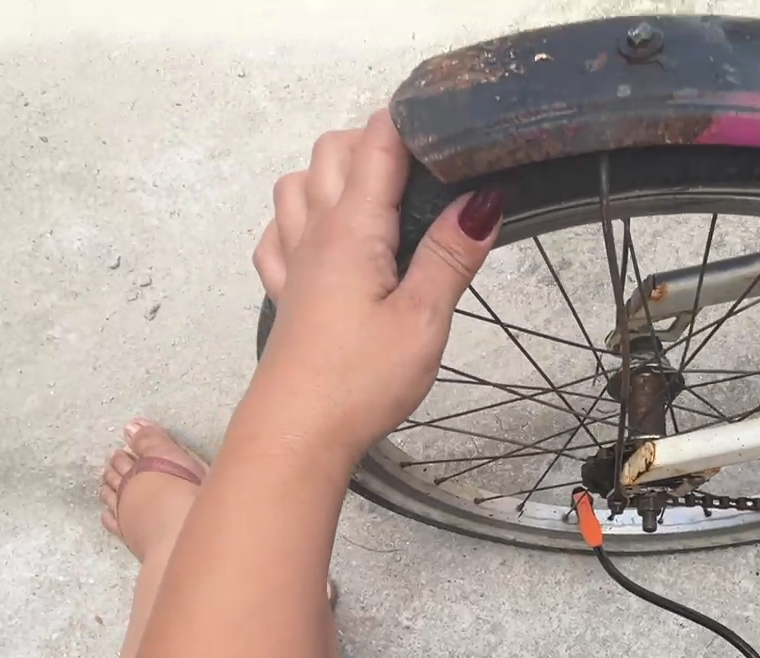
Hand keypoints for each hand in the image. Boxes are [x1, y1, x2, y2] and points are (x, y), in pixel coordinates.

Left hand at [246, 110, 502, 463]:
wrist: (299, 433)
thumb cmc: (361, 380)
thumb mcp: (423, 319)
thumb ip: (450, 258)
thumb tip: (482, 200)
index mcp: (353, 229)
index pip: (377, 145)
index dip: (410, 124)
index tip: (446, 128)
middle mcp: (315, 233)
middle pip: (331, 151)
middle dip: (373, 142)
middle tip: (421, 172)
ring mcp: (293, 263)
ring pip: (297, 185)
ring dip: (329, 173)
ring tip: (372, 199)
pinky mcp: (286, 296)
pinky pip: (277, 235)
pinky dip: (296, 220)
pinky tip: (319, 241)